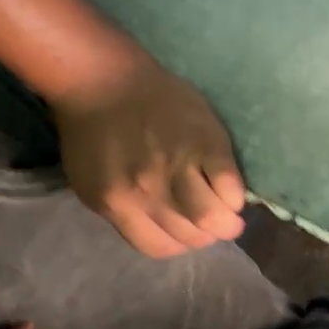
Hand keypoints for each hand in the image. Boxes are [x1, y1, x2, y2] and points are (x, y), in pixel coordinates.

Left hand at [52, 58, 246, 257]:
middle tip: (214, 218)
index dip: (183, 242)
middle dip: (209, 233)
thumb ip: (127, 207)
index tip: (190, 229)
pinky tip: (230, 187)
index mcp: (115, 204)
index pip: (161, 247)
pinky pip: (231, 188)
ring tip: (228, 209)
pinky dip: (235, 195)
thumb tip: (165, 224)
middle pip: (192, 236)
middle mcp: (146, 193)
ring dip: (227, 220)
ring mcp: (178, 169)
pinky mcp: (208, 148)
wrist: (104, 81)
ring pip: (214, 219)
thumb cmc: (96, 130)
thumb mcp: (94, 180)